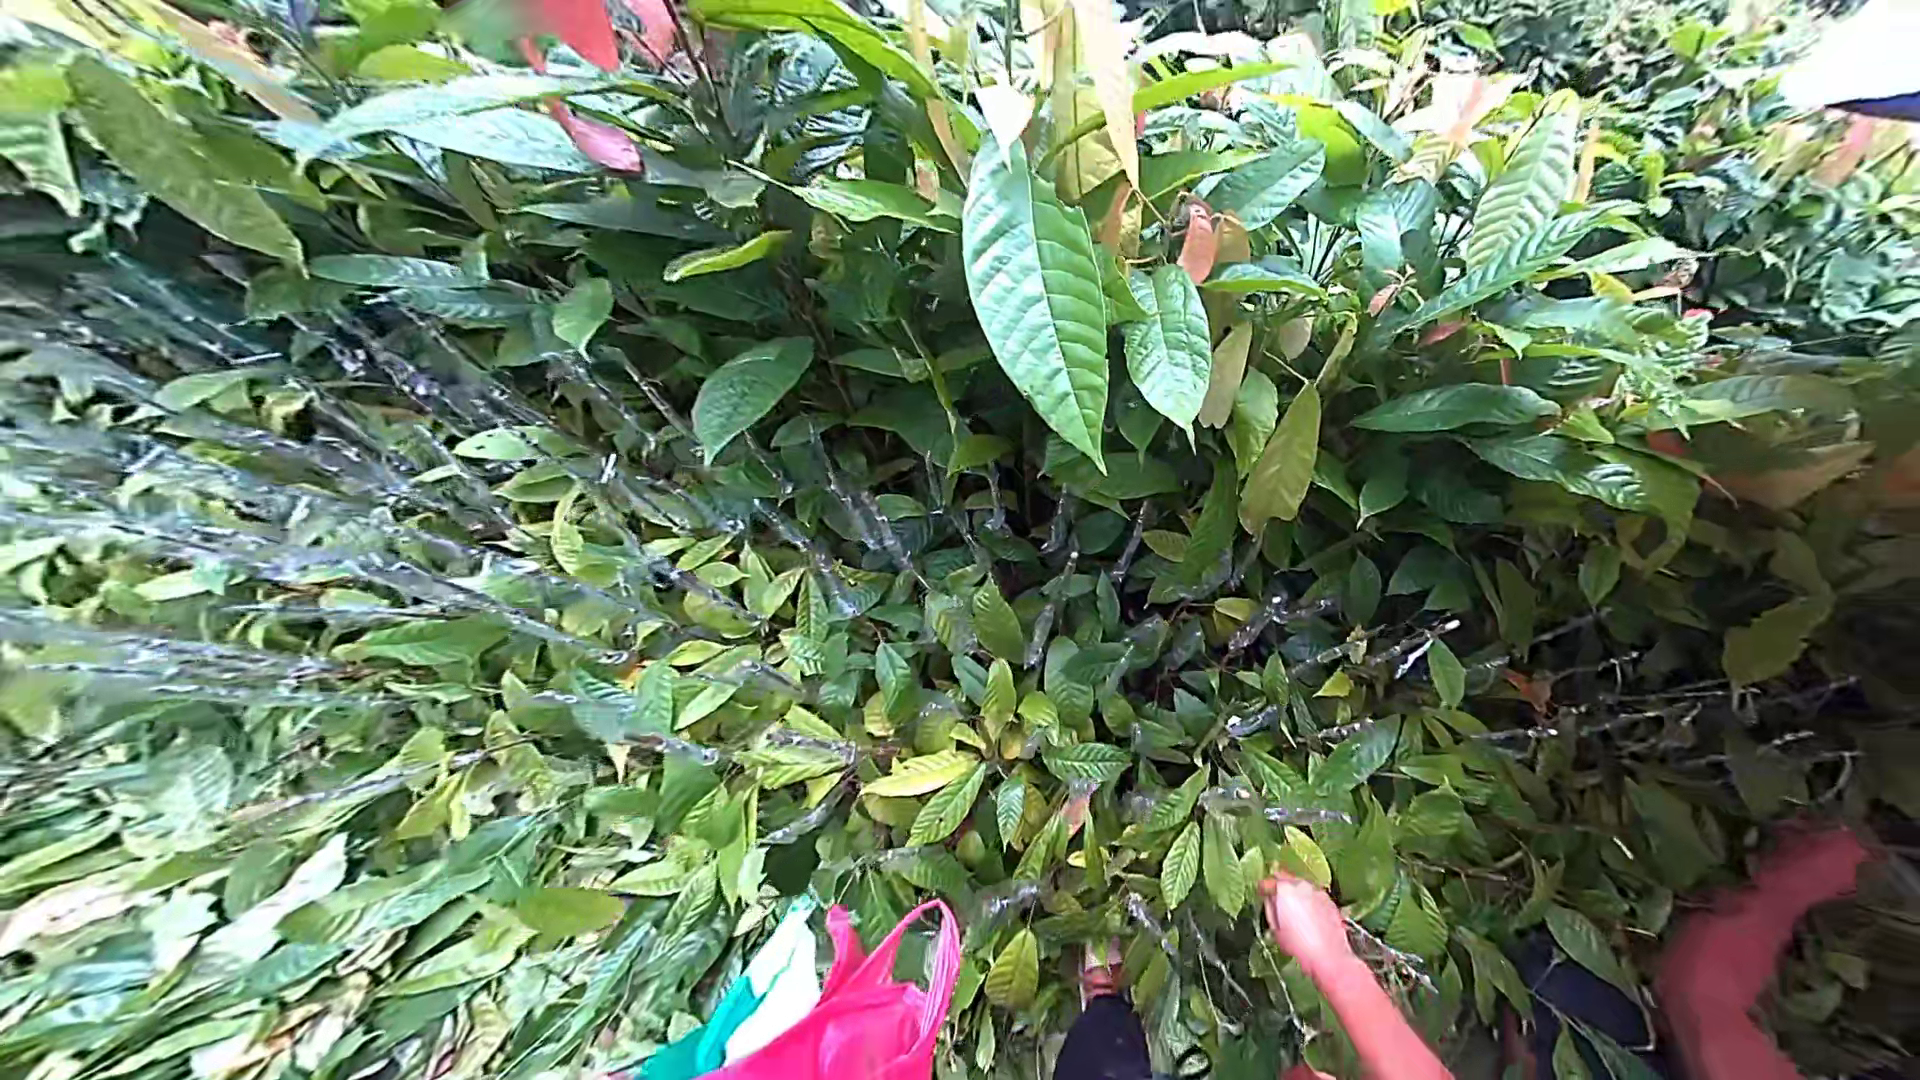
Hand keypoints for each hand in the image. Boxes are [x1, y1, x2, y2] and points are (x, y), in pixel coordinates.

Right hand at [1261, 871, 1350, 977]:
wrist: (1331, 959)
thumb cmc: (1300, 946)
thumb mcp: (1275, 928)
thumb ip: (1270, 908)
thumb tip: (1271, 902)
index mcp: (1283, 889)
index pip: (1267, 882)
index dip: (1263, 889)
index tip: (1262, 895)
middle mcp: (1301, 885)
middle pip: (1285, 878)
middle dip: (1280, 887)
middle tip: (1277, 899)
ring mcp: (1318, 892)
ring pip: (1301, 886)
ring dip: (1296, 893)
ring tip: (1295, 909)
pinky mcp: (1331, 902)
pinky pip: (1315, 896)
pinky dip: (1310, 901)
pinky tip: (1310, 915)